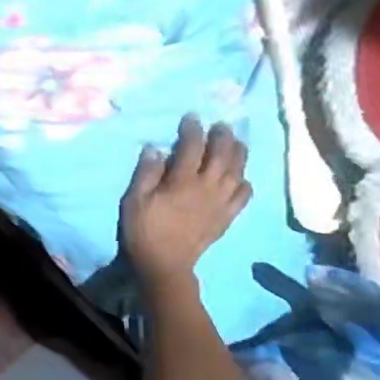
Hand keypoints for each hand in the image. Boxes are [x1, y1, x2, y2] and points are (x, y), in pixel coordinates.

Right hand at [121, 114, 251, 286]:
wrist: (165, 262)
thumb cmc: (143, 229)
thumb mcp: (134, 199)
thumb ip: (146, 172)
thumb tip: (155, 148)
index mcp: (183, 181)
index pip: (192, 147)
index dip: (193, 130)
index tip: (192, 117)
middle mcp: (208, 186)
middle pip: (222, 155)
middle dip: (222, 137)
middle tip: (221, 125)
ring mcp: (222, 201)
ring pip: (238, 170)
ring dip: (238, 153)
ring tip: (237, 142)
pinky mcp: (228, 215)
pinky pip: (244, 193)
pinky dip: (245, 181)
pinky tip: (241, 177)